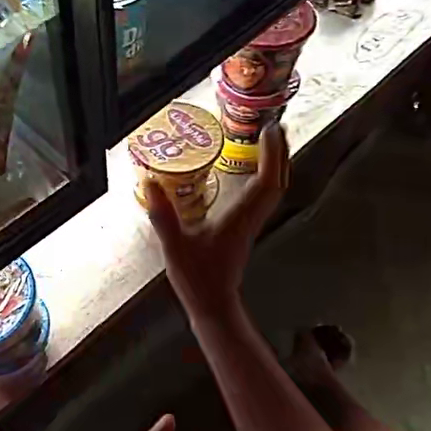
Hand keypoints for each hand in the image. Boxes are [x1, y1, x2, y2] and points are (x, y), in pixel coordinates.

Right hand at [144, 125, 289, 320]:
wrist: (213, 305)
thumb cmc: (197, 279)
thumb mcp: (175, 247)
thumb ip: (164, 216)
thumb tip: (151, 183)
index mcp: (239, 219)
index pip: (266, 181)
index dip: (271, 154)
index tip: (269, 130)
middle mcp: (251, 218)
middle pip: (277, 180)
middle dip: (279, 151)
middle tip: (273, 125)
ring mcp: (251, 224)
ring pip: (274, 188)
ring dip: (276, 163)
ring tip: (269, 141)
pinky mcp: (245, 228)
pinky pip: (263, 196)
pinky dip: (266, 177)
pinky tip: (255, 170)